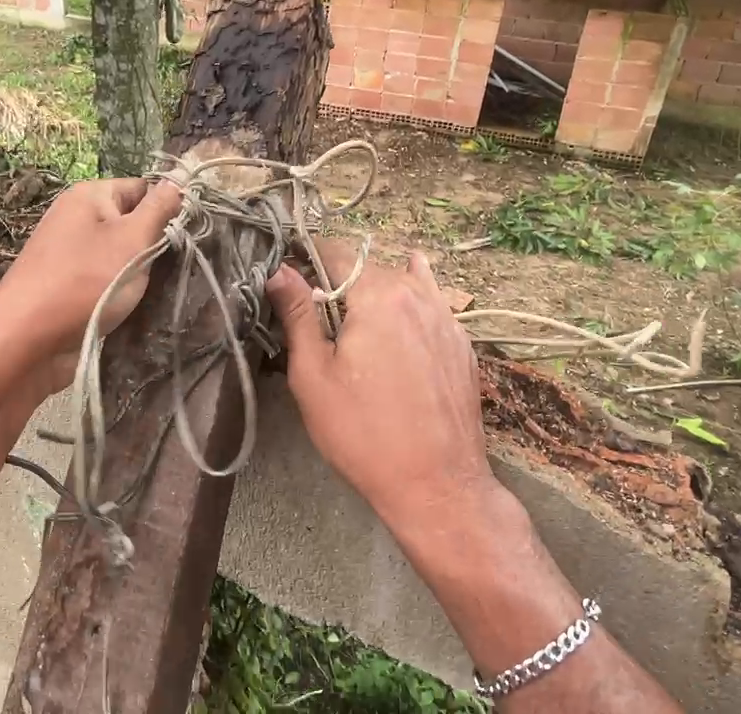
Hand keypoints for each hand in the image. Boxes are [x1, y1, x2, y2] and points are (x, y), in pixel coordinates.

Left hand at [0, 177, 182, 395]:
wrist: (26, 341)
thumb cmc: (85, 281)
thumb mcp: (132, 239)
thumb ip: (158, 209)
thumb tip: (177, 180)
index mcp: (88, 195)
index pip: (142, 188)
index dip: (167, 208)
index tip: (188, 235)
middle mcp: (75, 217)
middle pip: (130, 221)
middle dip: (153, 243)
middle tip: (176, 265)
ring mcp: (67, 252)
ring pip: (119, 254)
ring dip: (138, 271)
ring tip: (156, 289)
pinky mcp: (65, 284)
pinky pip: (103, 277)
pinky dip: (118, 289)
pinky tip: (131, 306)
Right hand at [265, 245, 496, 522]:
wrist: (438, 487)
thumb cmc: (363, 432)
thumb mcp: (313, 374)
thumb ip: (297, 314)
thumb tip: (278, 270)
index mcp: (378, 295)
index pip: (335, 252)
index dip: (305, 258)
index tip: (286, 279)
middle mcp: (418, 295)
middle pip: (369, 268)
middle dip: (337, 281)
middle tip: (312, 313)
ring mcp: (447, 319)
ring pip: (403, 284)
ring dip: (374, 292)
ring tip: (352, 317)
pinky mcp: (462, 345)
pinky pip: (430, 307)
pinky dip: (408, 306)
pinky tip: (398, 317)